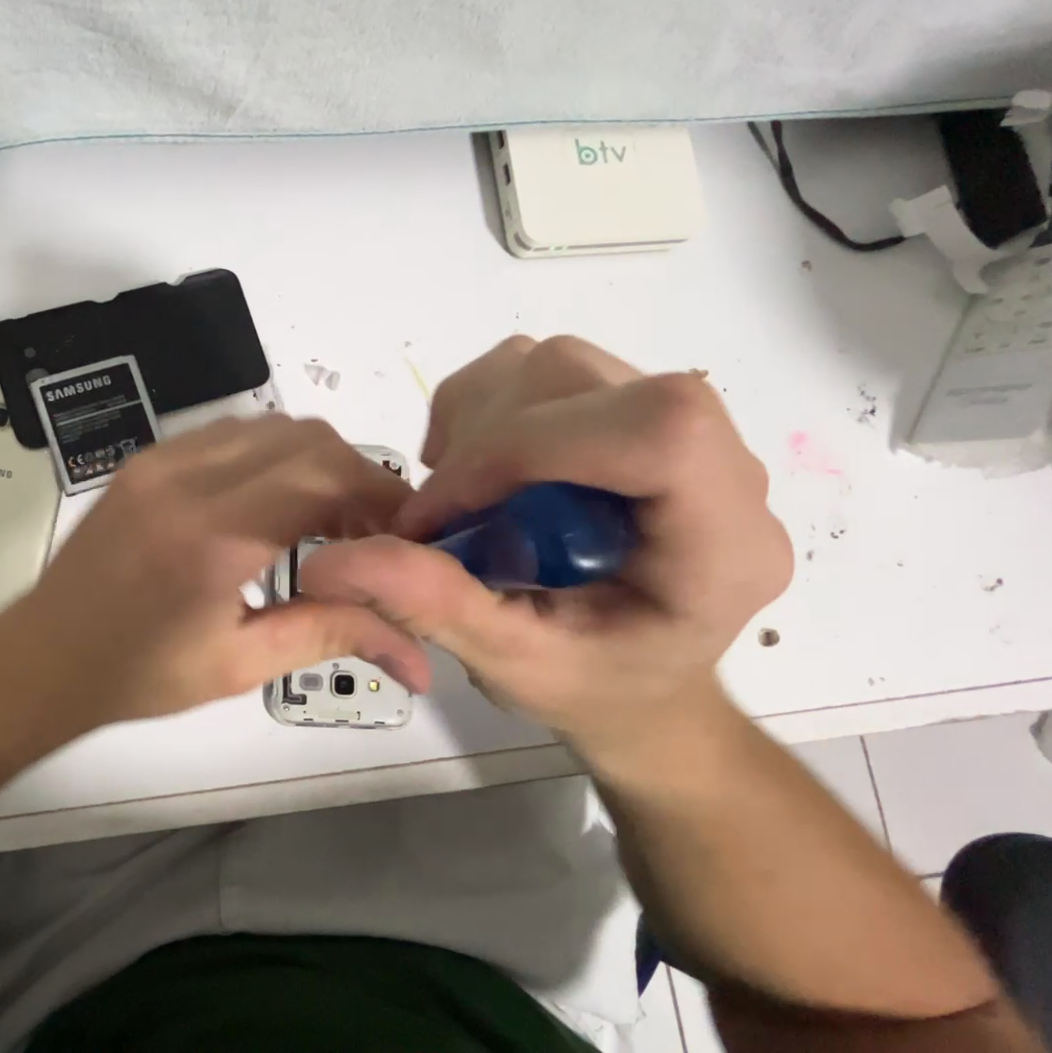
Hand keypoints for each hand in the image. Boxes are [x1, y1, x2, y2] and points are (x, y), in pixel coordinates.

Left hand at [0, 415, 432, 728]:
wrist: (44, 656)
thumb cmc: (139, 675)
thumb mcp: (240, 666)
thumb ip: (330, 632)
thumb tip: (414, 642)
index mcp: (212, 538)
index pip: (323, 475)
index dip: (378, 493)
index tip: (404, 529)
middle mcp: (185, 480)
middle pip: (303, 438)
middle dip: (353, 475)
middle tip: (369, 531)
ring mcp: (158, 462)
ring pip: (267, 427)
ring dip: (311, 461)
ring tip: (324, 519)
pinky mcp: (144, 461)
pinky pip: (227, 435)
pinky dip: (268, 456)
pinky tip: (271, 505)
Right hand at [297, 335, 791, 755]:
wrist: (637, 680)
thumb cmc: (592, 688)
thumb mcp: (512, 665)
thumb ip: (434, 606)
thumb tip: (331, 561)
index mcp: (720, 543)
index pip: (654, 430)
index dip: (529, 445)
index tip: (446, 511)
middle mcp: (720, 469)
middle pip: (588, 381)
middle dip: (485, 438)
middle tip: (439, 516)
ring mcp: (678, 433)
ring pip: (558, 364)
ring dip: (478, 420)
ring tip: (456, 497)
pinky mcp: (629, 416)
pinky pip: (544, 370)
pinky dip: (483, 407)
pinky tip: (474, 471)